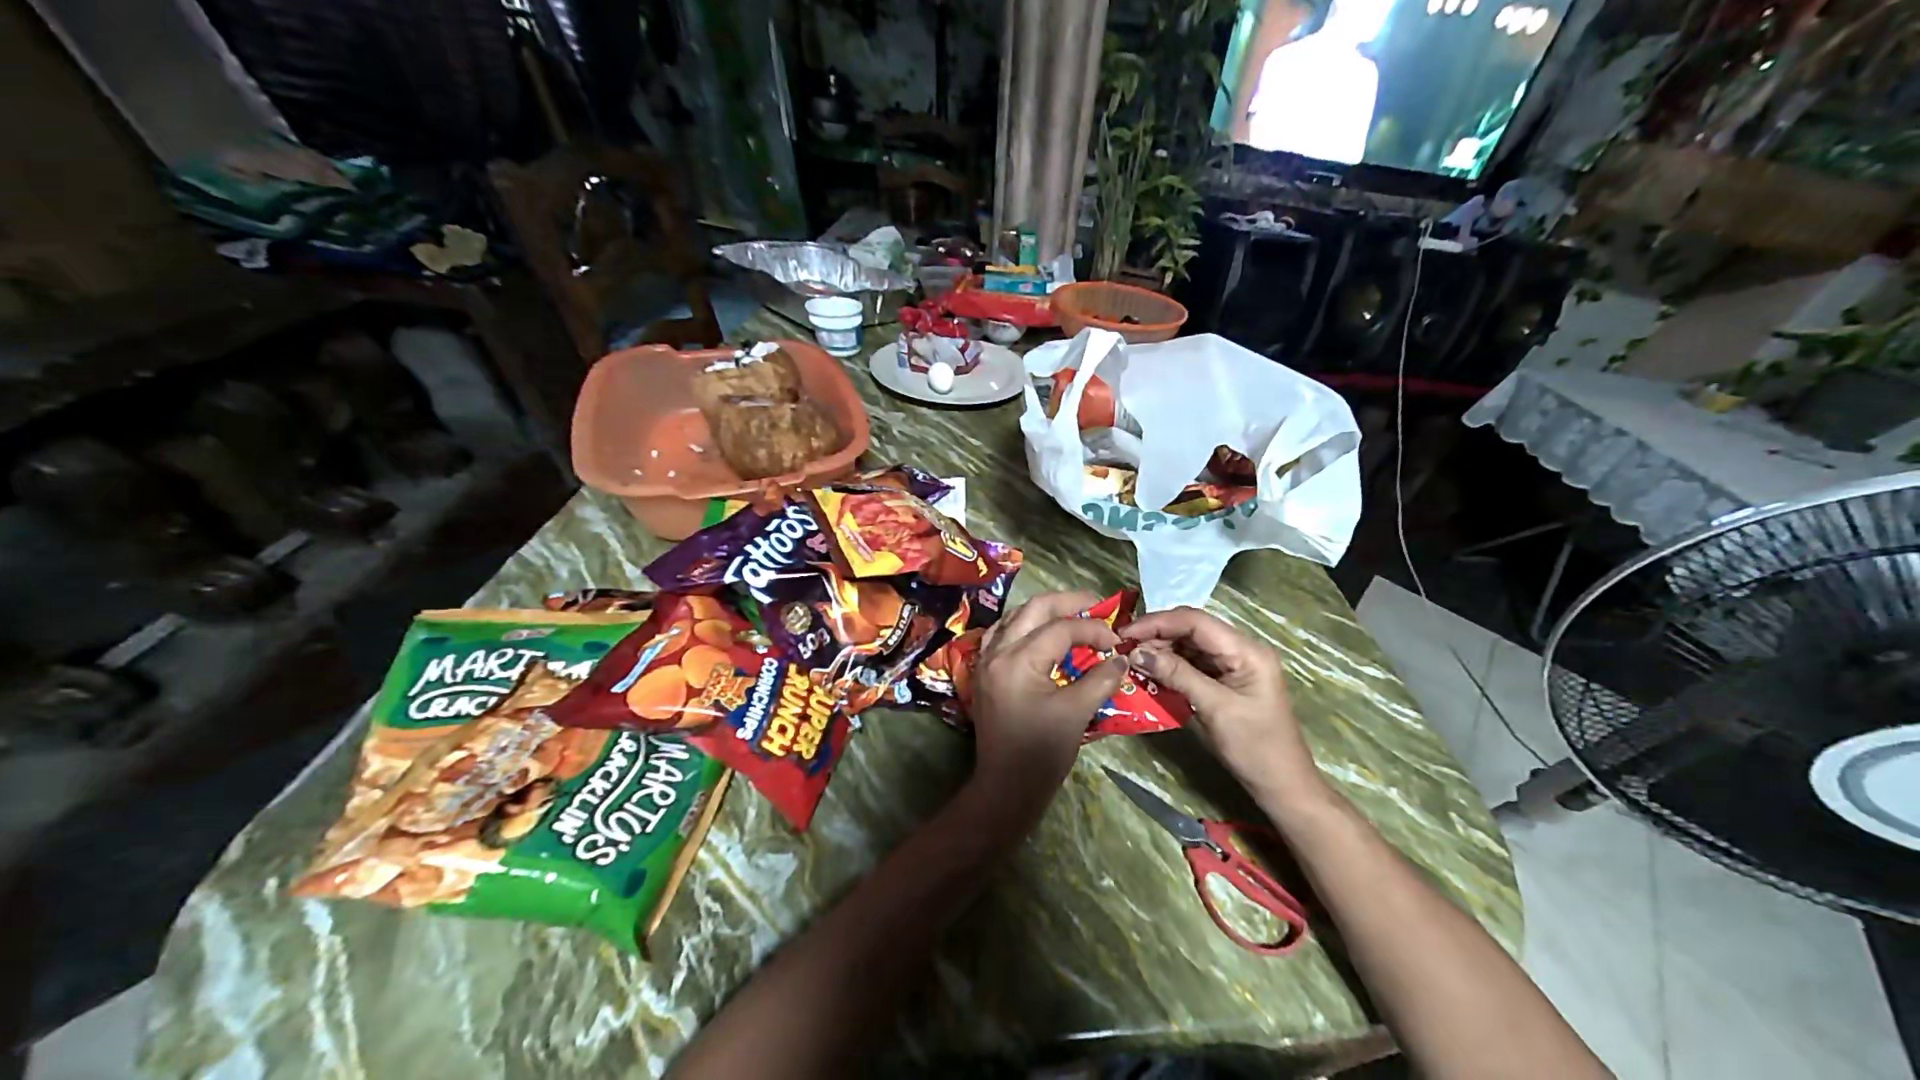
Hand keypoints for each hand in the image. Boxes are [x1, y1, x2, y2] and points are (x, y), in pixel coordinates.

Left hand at [968, 590, 1126, 801]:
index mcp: (1018, 660)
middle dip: (1067, 603)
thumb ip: (1100, 679)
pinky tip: (1042, 633)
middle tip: (1097, 606)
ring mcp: (987, 661)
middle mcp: (997, 652)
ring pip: (1015, 617)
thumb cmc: (1042, 753)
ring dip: (1044, 612)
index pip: (1060, 628)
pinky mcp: (985, 672)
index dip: (1092, 629)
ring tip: (1074, 615)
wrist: (1006, 786)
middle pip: (1033, 609)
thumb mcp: (1077, 713)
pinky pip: (1004, 634)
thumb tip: (1120, 659)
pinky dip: (1025, 626)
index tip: (1116, 641)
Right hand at [1121, 606, 1321, 800]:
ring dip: (1161, 649)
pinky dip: (1170, 665)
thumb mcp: (1214, 708)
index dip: (1157, 623)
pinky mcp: (1226, 680)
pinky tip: (1150, 671)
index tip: (1125, 634)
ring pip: (1190, 644)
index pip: (1195, 621)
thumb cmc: (1255, 747)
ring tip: (1132, 659)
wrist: (1282, 785)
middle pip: (1192, 628)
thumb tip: (1137, 653)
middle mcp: (1241, 649)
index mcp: (1246, 650)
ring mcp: (1234, 665)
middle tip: (1124, 648)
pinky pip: (1193, 662)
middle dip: (1156, 634)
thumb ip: (1177, 675)